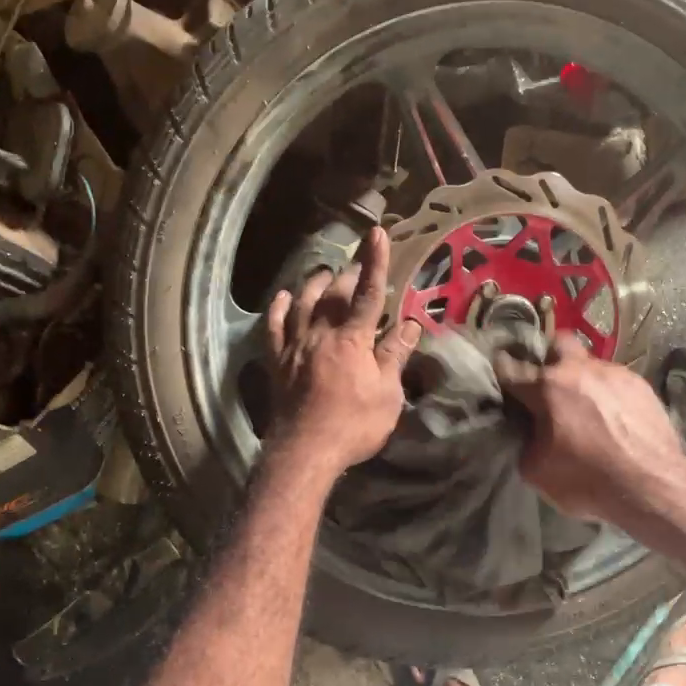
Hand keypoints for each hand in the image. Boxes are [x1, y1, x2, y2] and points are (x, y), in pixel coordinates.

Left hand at [266, 227, 422, 473]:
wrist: (305, 451)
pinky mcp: (277, 363)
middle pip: (333, 294)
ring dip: (314, 284)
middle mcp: (321, 334)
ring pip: (302, 304)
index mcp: (352, 340)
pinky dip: (279, 309)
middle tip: (356, 264)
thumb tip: (411, 325)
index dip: (375, 262)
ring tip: (323, 271)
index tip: (377, 234)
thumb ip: (395, 356)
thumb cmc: (353, 425)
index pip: (368, 293)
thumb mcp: (387, 394)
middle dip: (347, 273)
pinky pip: (274, 328)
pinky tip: (283, 297)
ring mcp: (295, 347)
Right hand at [494, 334, 685, 525]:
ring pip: (589, 363)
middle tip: (548, 384)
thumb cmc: (589, 480)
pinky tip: (614, 419)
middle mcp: (579, 370)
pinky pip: (615, 380)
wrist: (653, 486)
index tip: (500, 379)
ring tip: (588, 409)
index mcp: (547, 387)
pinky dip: (608, 394)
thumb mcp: (537, 471)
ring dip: (582, 380)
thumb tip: (528, 429)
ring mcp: (614, 373)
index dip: (500, 371)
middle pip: (557, 342)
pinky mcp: (640, 384)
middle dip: (549, 356)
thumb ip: (525, 441)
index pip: (509, 366)